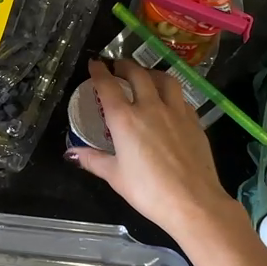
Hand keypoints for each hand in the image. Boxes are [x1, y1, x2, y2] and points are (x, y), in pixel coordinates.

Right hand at [68, 58, 249, 243]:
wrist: (193, 201)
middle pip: (137, 74)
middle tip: (117, 66)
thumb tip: (71, 153)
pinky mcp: (194, 121)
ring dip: (151, 72)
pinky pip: (181, 98)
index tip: (95, 64)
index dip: (99, 72)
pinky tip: (168, 101)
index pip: (108, 86)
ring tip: (145, 75)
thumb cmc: (148, 190)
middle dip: (125, 65)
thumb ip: (93, 160)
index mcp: (125, 119)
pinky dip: (170, 93)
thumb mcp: (115, 176)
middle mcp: (150, 107)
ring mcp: (176, 112)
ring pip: (164, 79)